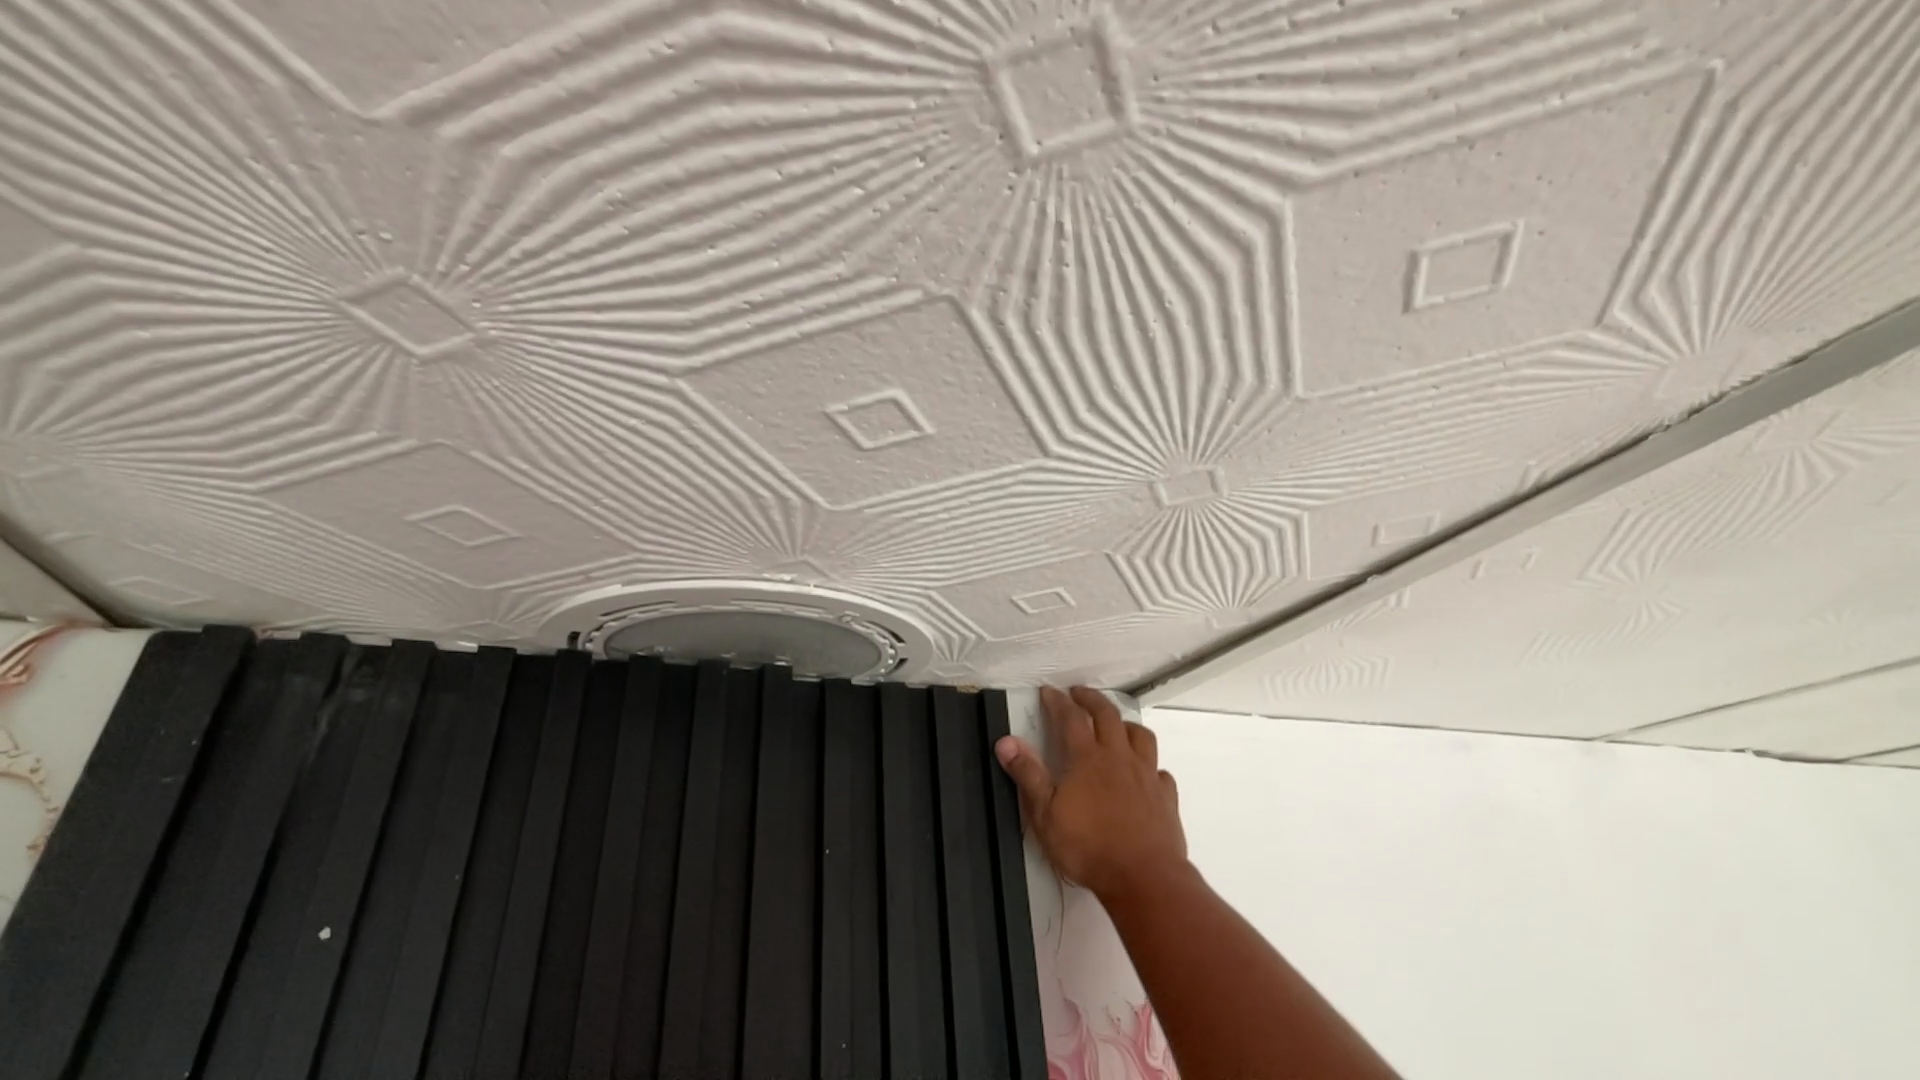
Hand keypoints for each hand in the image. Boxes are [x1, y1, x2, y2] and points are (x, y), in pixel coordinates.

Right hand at [994, 686, 1187, 900]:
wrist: (1143, 877)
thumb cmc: (1088, 847)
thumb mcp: (1045, 815)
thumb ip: (1028, 775)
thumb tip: (1006, 741)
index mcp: (1087, 759)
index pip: (1070, 718)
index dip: (1058, 702)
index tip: (1049, 691)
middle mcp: (1119, 758)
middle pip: (1108, 715)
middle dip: (1091, 699)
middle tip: (1079, 693)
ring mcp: (1146, 775)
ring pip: (1140, 735)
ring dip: (1125, 724)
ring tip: (1116, 724)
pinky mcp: (1165, 797)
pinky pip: (1160, 771)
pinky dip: (1150, 765)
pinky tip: (1145, 773)